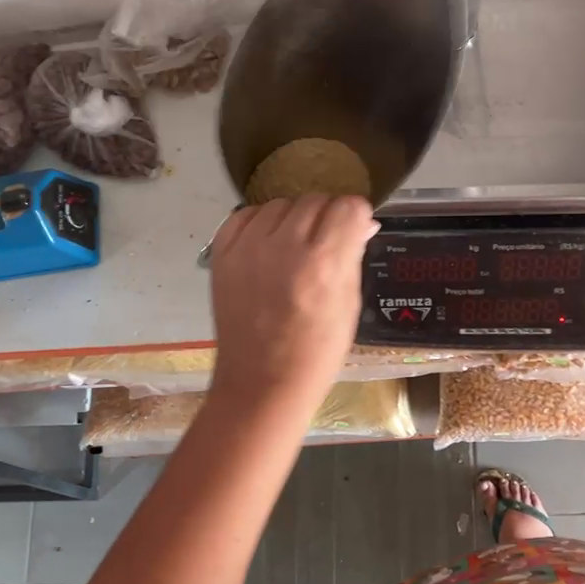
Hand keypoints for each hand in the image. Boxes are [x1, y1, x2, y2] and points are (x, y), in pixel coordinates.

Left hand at [207, 195, 375, 408]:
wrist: (262, 383)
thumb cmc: (317, 352)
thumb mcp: (350, 304)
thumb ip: (353, 256)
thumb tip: (362, 223)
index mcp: (325, 261)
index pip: (348, 207)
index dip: (356, 218)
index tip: (355, 231)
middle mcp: (286, 245)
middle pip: (316, 200)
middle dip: (328, 217)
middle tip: (326, 244)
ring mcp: (249, 247)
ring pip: (281, 204)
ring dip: (294, 219)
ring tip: (295, 248)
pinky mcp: (222, 254)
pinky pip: (246, 215)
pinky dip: (261, 224)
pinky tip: (268, 246)